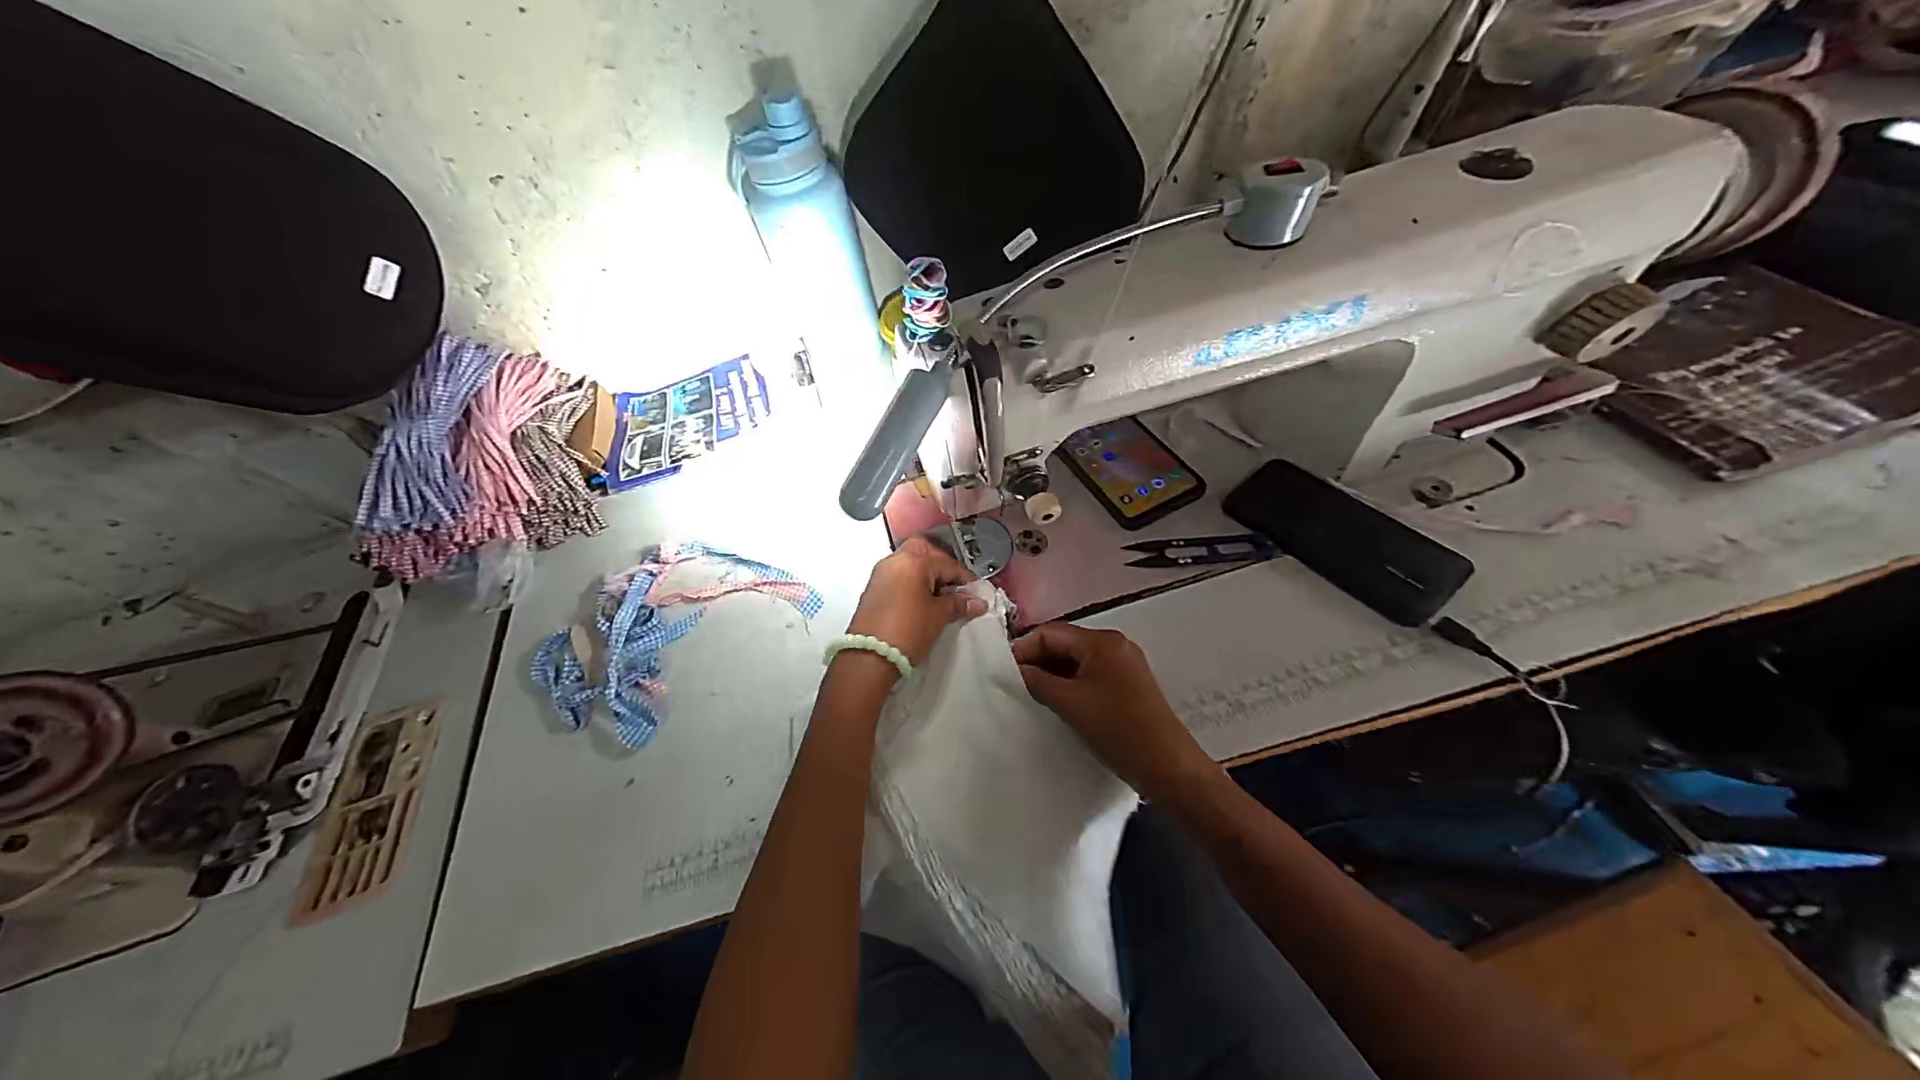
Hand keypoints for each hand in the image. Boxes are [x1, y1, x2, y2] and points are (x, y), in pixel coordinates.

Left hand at [845, 537, 986, 667]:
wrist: (870, 657)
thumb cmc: (907, 631)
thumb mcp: (939, 616)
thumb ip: (958, 603)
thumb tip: (975, 602)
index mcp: (913, 561)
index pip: (946, 563)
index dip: (964, 578)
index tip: (975, 593)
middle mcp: (894, 561)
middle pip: (923, 551)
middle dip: (941, 565)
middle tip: (954, 586)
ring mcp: (880, 575)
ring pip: (908, 563)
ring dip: (925, 574)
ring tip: (940, 597)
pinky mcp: (873, 590)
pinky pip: (898, 577)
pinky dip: (912, 583)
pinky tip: (923, 603)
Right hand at [1013, 623, 1218, 801]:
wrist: (1168, 768)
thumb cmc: (1118, 730)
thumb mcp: (1070, 703)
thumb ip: (1037, 681)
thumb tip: (1013, 670)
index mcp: (1103, 642)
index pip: (1051, 632)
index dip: (1023, 648)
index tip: (1002, 672)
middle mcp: (1115, 646)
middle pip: (1064, 644)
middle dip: (1037, 662)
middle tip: (1012, 686)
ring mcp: (1123, 667)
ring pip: (1075, 663)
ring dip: (1052, 676)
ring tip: (1029, 698)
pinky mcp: (1127, 687)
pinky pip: (1089, 677)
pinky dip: (1069, 686)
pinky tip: (1055, 705)